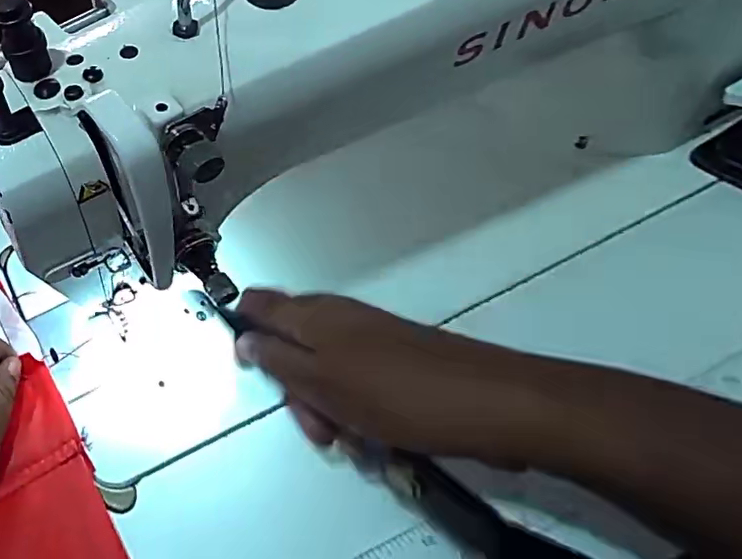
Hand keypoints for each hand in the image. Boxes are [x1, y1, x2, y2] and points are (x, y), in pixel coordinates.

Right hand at [234, 290, 559, 466]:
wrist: (499, 404)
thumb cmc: (401, 395)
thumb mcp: (323, 385)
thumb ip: (276, 360)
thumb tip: (244, 340)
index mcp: (307, 314)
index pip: (253, 303)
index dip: (242, 331)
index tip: (252, 368)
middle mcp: (333, 313)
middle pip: (288, 339)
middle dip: (292, 383)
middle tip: (314, 422)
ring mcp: (368, 331)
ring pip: (323, 362)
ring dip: (326, 399)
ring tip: (351, 437)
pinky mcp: (398, 353)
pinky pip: (358, 373)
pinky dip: (357, 401)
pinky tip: (378, 433)